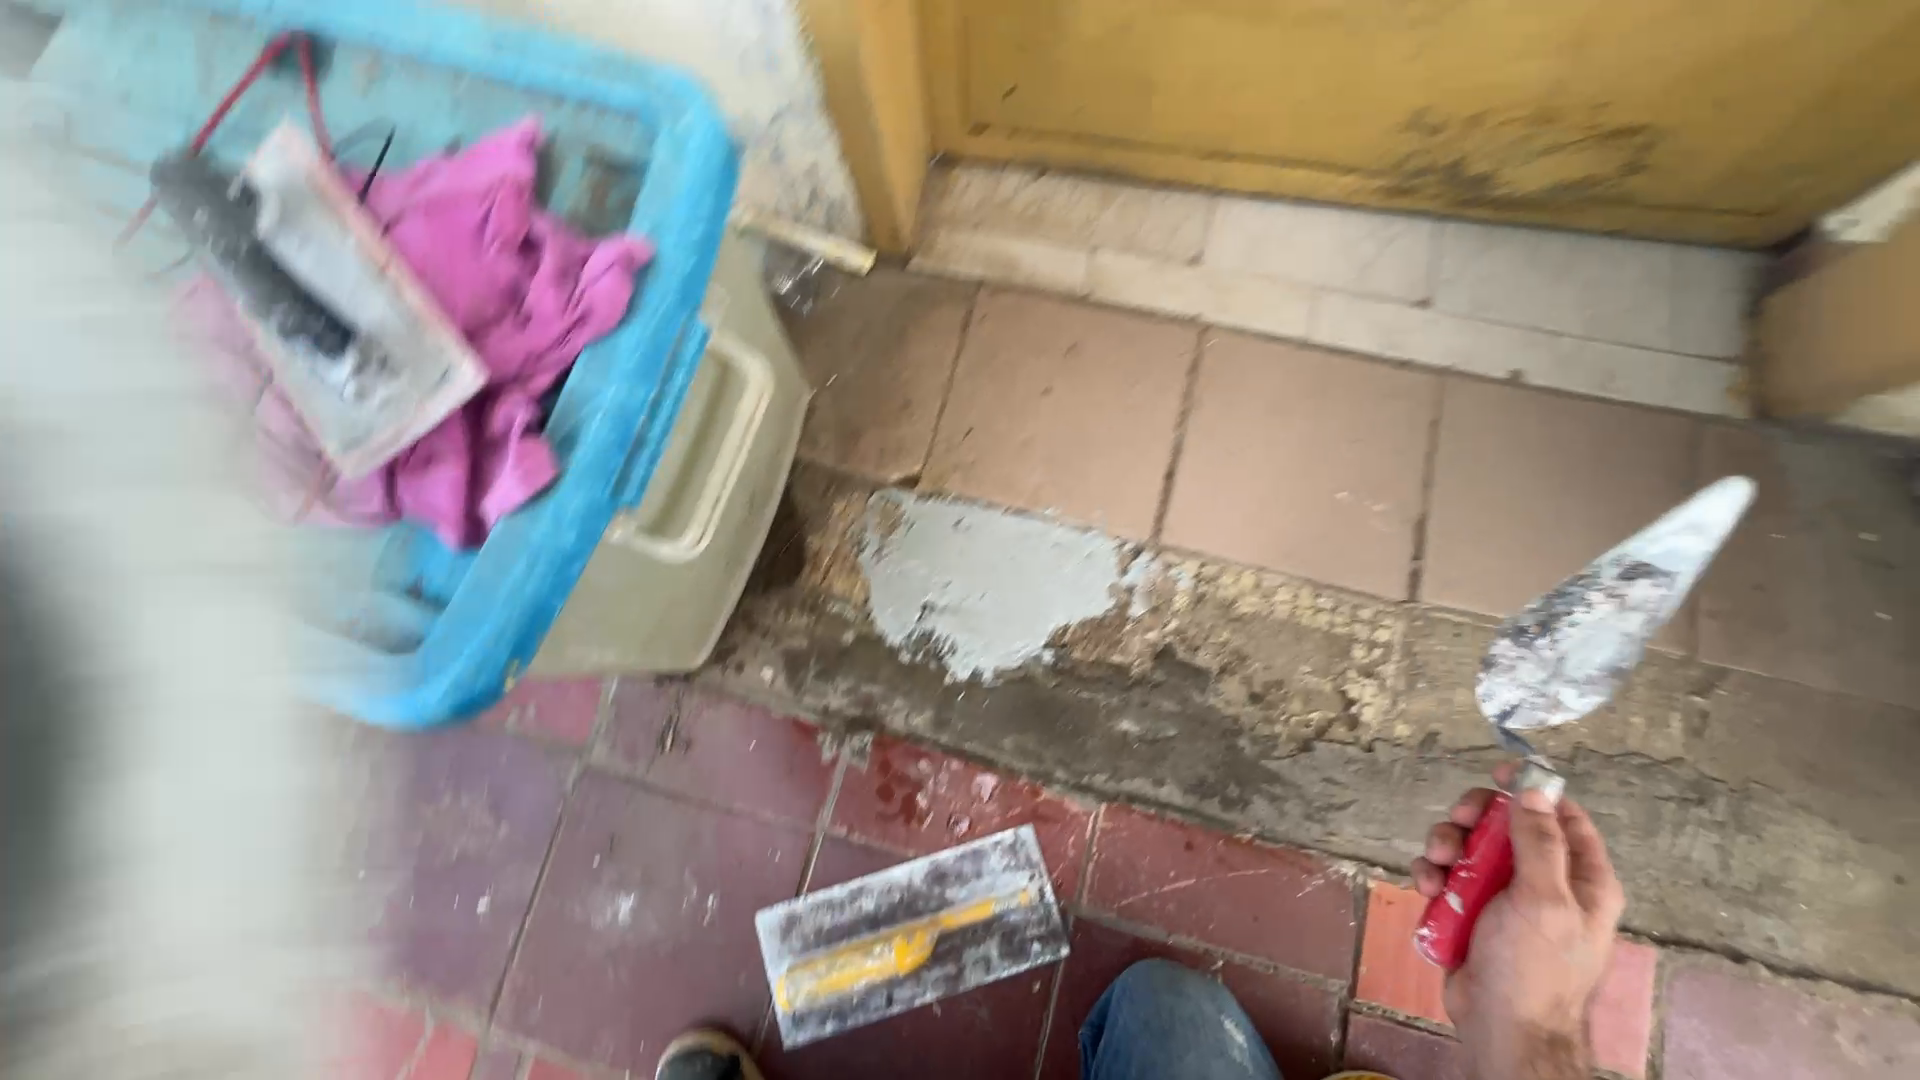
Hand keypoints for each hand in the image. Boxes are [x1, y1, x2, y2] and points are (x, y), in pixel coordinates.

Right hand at [1411, 767, 1626, 1079]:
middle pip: (1504, 823)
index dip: (1532, 789)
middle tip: (1458, 827)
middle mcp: (1544, 880)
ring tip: (1436, 869)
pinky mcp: (1470, 908)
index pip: (1562, 815)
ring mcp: (1504, 895)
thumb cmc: (1533, 964)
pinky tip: (1427, 891)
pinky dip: (1431, 876)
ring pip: (1468, 844)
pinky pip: (1445, 873)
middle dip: (1473, 820)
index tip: (1498, 773)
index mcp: (1580, 878)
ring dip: (1445, 848)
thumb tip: (1535, 785)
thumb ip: (1539, 841)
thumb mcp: (1543, 899)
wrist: (1500, 1024)